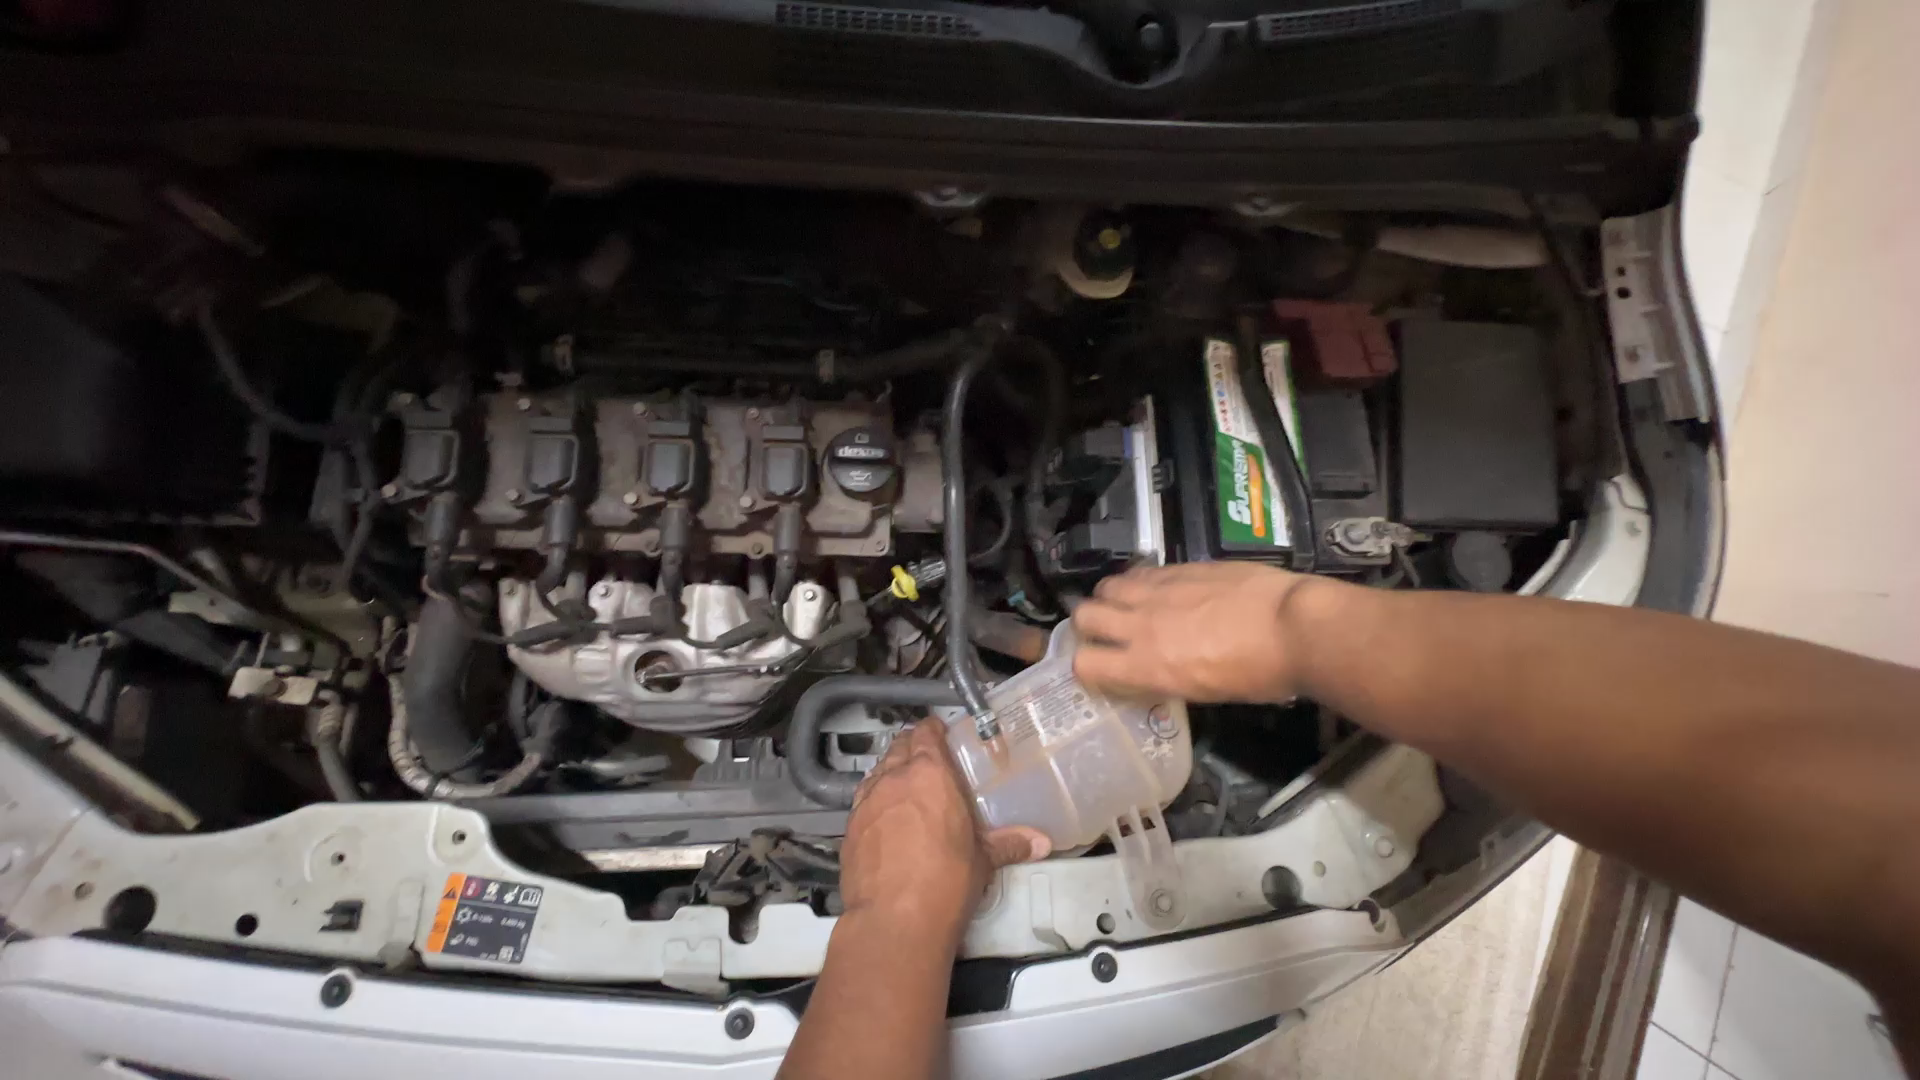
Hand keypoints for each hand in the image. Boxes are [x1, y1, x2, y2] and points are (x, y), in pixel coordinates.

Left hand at [840, 722, 1050, 939]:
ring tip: (905, 786)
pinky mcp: (849, 827)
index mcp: (930, 774)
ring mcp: (867, 801)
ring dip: (891, 771)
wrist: (894, 920)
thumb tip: (1041, 842)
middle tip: (927, 759)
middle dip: (912, 747)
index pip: (926, 733)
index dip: (932, 729)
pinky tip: (884, 815)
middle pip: (899, 747)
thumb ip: (1009, 844)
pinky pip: (862, 800)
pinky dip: (874, 799)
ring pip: (877, 771)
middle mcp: (895, 778)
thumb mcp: (983, 860)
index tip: (941, 733)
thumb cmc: (946, 881)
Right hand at [1072, 562, 1316, 702]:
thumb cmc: (1261, 675)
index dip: (1086, 667)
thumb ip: (1164, 677)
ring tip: (1130, 606)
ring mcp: (1157, 591)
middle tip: (1109, 633)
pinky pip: (1140, 572)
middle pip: (1083, 615)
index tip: (1100, 669)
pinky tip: (1158, 590)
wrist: (1295, 625)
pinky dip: (1139, 582)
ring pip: (1106, 587)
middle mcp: (1141, 626)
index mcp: (1147, 666)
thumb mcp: (1205, 692)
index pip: (1084, 665)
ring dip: (1111, 599)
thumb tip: (1153, 669)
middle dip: (1089, 625)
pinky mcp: (1178, 567)